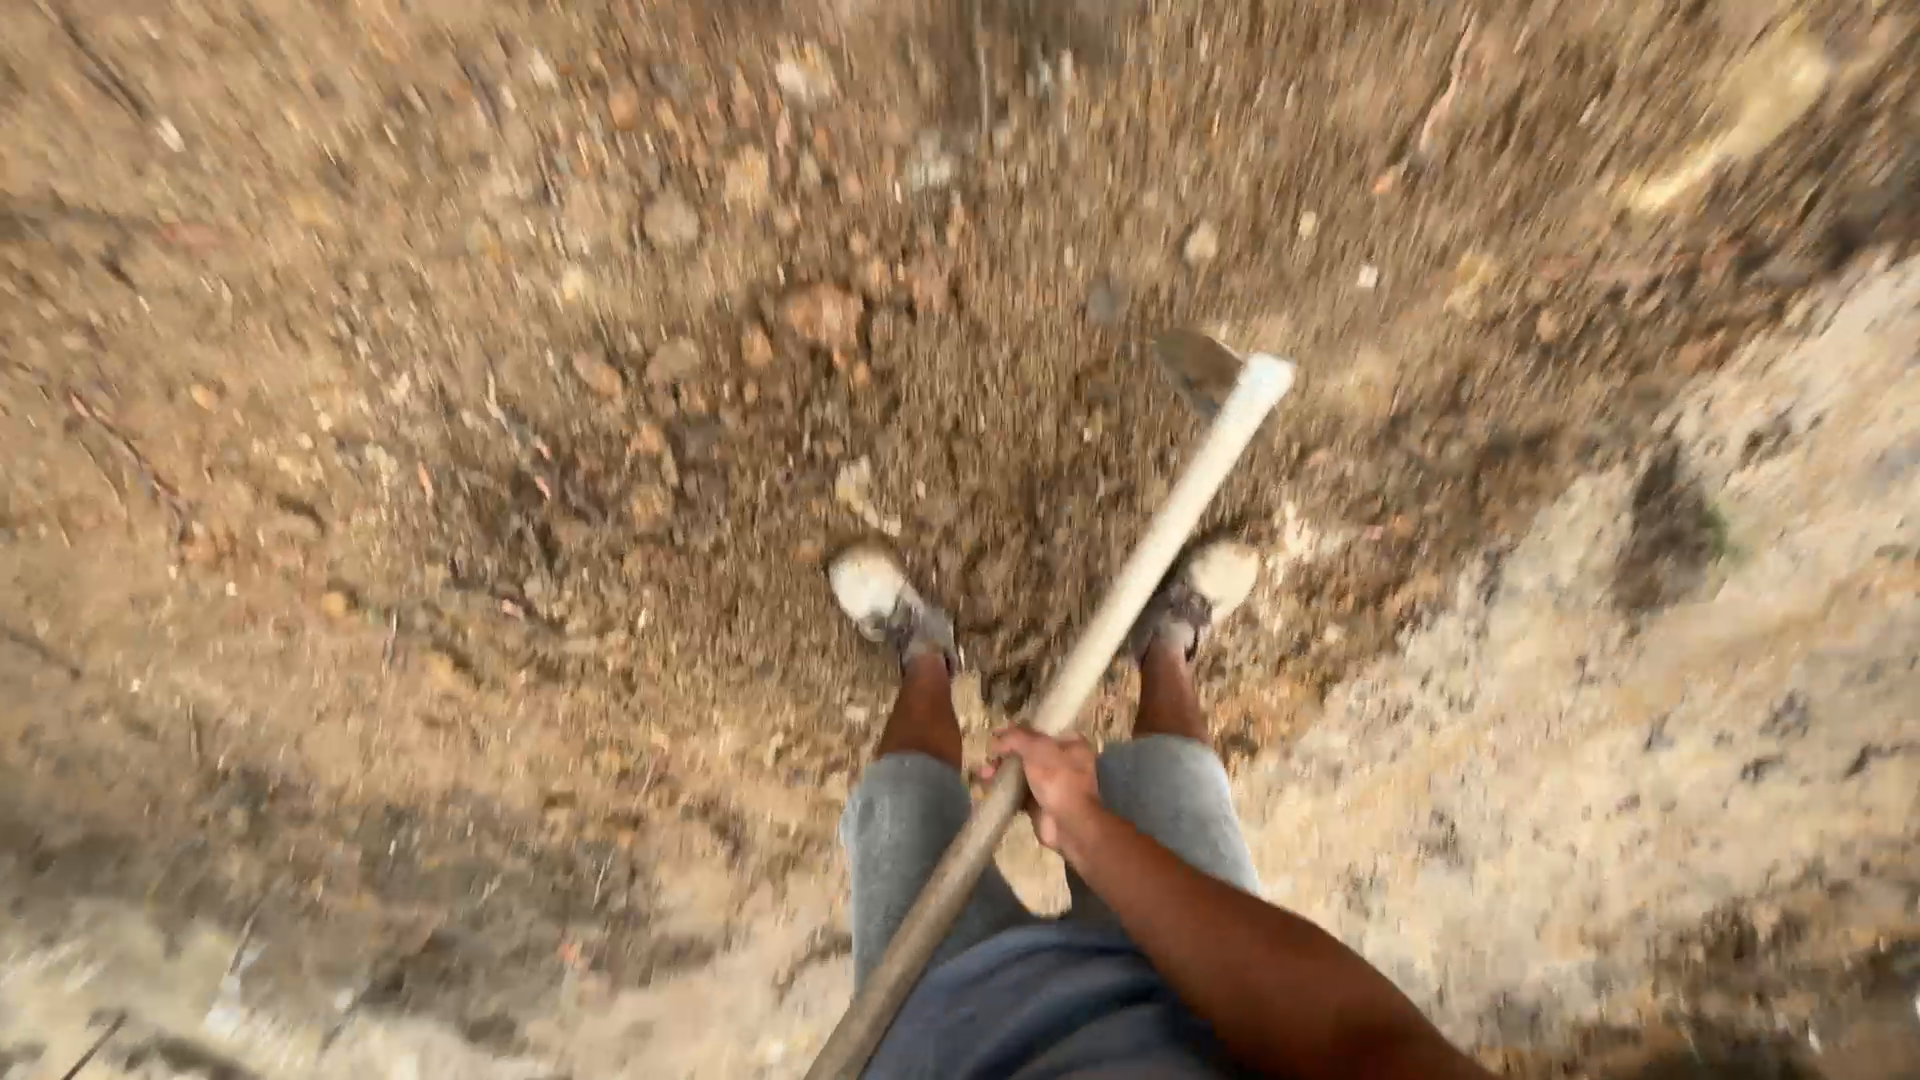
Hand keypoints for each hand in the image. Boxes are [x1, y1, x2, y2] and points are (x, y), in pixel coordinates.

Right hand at [981, 727, 1103, 851]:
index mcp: (1071, 743)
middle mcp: (1063, 762)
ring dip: (1001, 771)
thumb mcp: (1037, 748)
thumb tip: (997, 736)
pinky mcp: (1039, 802)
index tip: (998, 733)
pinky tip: (989, 787)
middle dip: (1005, 754)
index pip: (1041, 730)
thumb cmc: (1058, 778)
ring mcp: (1051, 783)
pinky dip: (1004, 789)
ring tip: (984, 774)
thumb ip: (1016, 737)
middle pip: (1028, 751)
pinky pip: (1018, 791)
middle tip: (989, 756)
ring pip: (1021, 772)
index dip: (1019, 730)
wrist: (1068, 825)